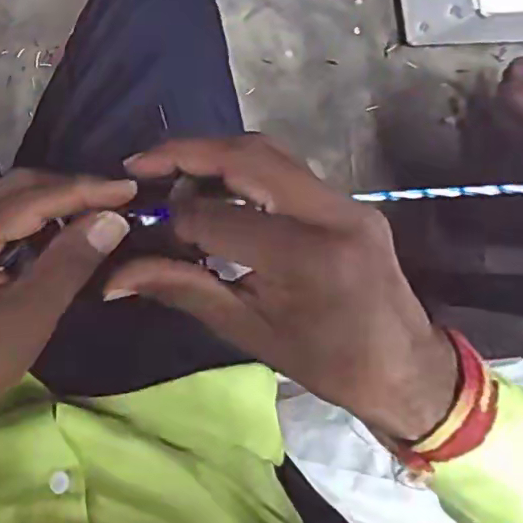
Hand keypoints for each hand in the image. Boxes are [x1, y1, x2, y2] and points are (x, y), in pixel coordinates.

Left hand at [0, 170, 136, 427]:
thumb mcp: (30, 314)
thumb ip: (69, 263)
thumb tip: (111, 219)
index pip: (31, 199)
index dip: (81, 190)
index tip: (128, 189)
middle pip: (20, 187)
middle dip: (70, 187)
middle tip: (118, 196)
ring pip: (15, 198)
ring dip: (58, 199)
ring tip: (101, 208)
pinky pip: (12, 218)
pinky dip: (44, 218)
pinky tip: (71, 228)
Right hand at [103, 135, 456, 440]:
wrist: (409, 370)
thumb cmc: (326, 363)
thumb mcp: (247, 331)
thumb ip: (181, 288)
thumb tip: (113, 278)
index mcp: (304, 257)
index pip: (217, 217)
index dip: (172, 221)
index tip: (142, 229)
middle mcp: (329, 214)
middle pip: (246, 156)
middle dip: (184, 153)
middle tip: (137, 165)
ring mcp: (344, 202)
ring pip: (266, 152)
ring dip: (211, 154)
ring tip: (167, 170)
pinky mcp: (344, 201)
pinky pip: (282, 168)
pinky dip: (237, 167)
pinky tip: (210, 185)